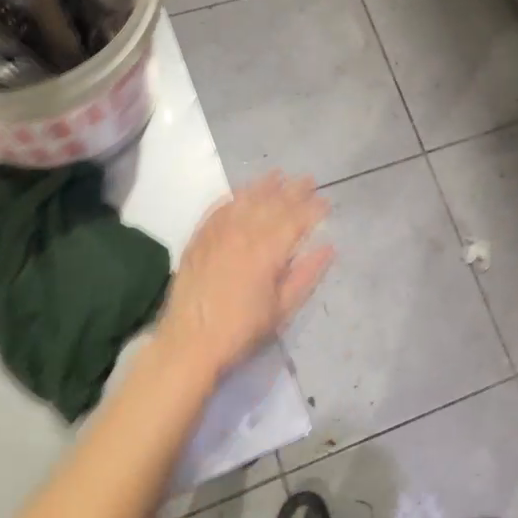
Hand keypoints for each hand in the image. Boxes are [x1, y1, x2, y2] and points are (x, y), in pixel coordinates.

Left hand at [157, 172, 334, 379]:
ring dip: (264, 186)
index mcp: (267, 251)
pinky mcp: (198, 238)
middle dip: (293, 190)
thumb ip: (306, 275)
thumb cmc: (241, 331)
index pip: (296, 219)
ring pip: (245, 200)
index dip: (313, 208)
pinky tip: (240, 192)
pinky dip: (233, 197)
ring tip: (279, 175)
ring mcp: (217, 233)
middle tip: (309, 180)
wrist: (188, 342)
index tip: (326, 201)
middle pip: (272, 204)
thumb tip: (329, 247)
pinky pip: (218, 209)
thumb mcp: (281, 310)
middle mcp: (243, 233)